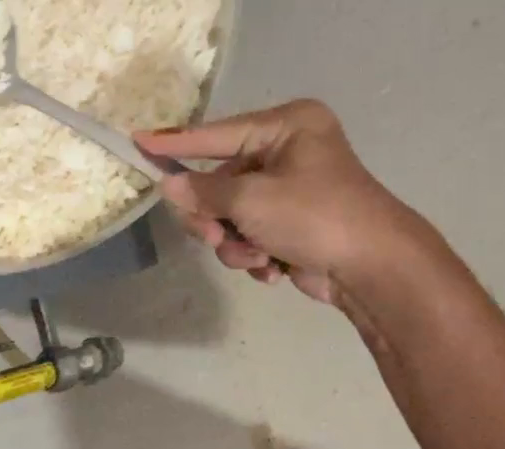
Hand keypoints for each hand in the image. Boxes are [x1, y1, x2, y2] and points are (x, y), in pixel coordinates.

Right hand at [135, 99, 423, 303]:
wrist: (368, 265)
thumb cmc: (315, 217)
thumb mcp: (252, 201)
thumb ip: (204, 192)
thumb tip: (167, 185)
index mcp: (285, 127)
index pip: (214, 135)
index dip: (174, 144)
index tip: (136, 139)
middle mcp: (283, 151)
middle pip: (213, 184)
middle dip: (212, 219)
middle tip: (214, 236)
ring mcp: (283, 187)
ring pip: (224, 216)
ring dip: (231, 244)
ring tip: (254, 256)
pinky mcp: (283, 220)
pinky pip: (242, 234)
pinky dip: (249, 254)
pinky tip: (269, 265)